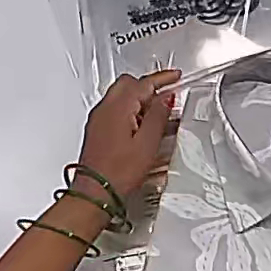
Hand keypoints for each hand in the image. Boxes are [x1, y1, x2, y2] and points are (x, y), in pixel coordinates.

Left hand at [77, 70, 178, 198]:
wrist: (95, 193)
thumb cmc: (117, 173)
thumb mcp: (147, 143)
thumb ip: (158, 115)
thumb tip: (166, 98)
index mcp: (118, 108)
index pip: (143, 83)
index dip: (162, 78)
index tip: (175, 77)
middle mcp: (104, 109)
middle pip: (129, 84)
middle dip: (150, 87)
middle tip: (168, 95)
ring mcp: (98, 120)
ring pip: (122, 97)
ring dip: (140, 100)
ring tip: (159, 116)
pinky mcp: (97, 131)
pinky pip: (115, 110)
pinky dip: (131, 111)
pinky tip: (143, 128)